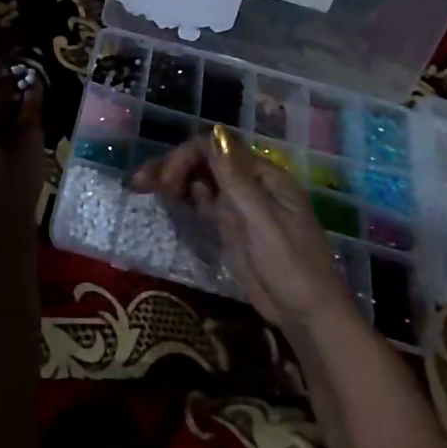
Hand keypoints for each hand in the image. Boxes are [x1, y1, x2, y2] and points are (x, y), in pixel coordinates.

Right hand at [130, 126, 353, 331]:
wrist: (305, 314)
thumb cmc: (292, 265)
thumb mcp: (262, 221)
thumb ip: (236, 179)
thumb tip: (215, 133)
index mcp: (265, 176)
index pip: (218, 150)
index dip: (187, 157)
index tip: (165, 180)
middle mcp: (250, 184)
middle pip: (204, 162)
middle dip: (172, 167)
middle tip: (142, 183)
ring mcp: (238, 206)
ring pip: (199, 181)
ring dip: (171, 180)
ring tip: (142, 186)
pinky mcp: (229, 226)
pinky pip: (202, 203)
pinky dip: (182, 198)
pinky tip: (165, 199)